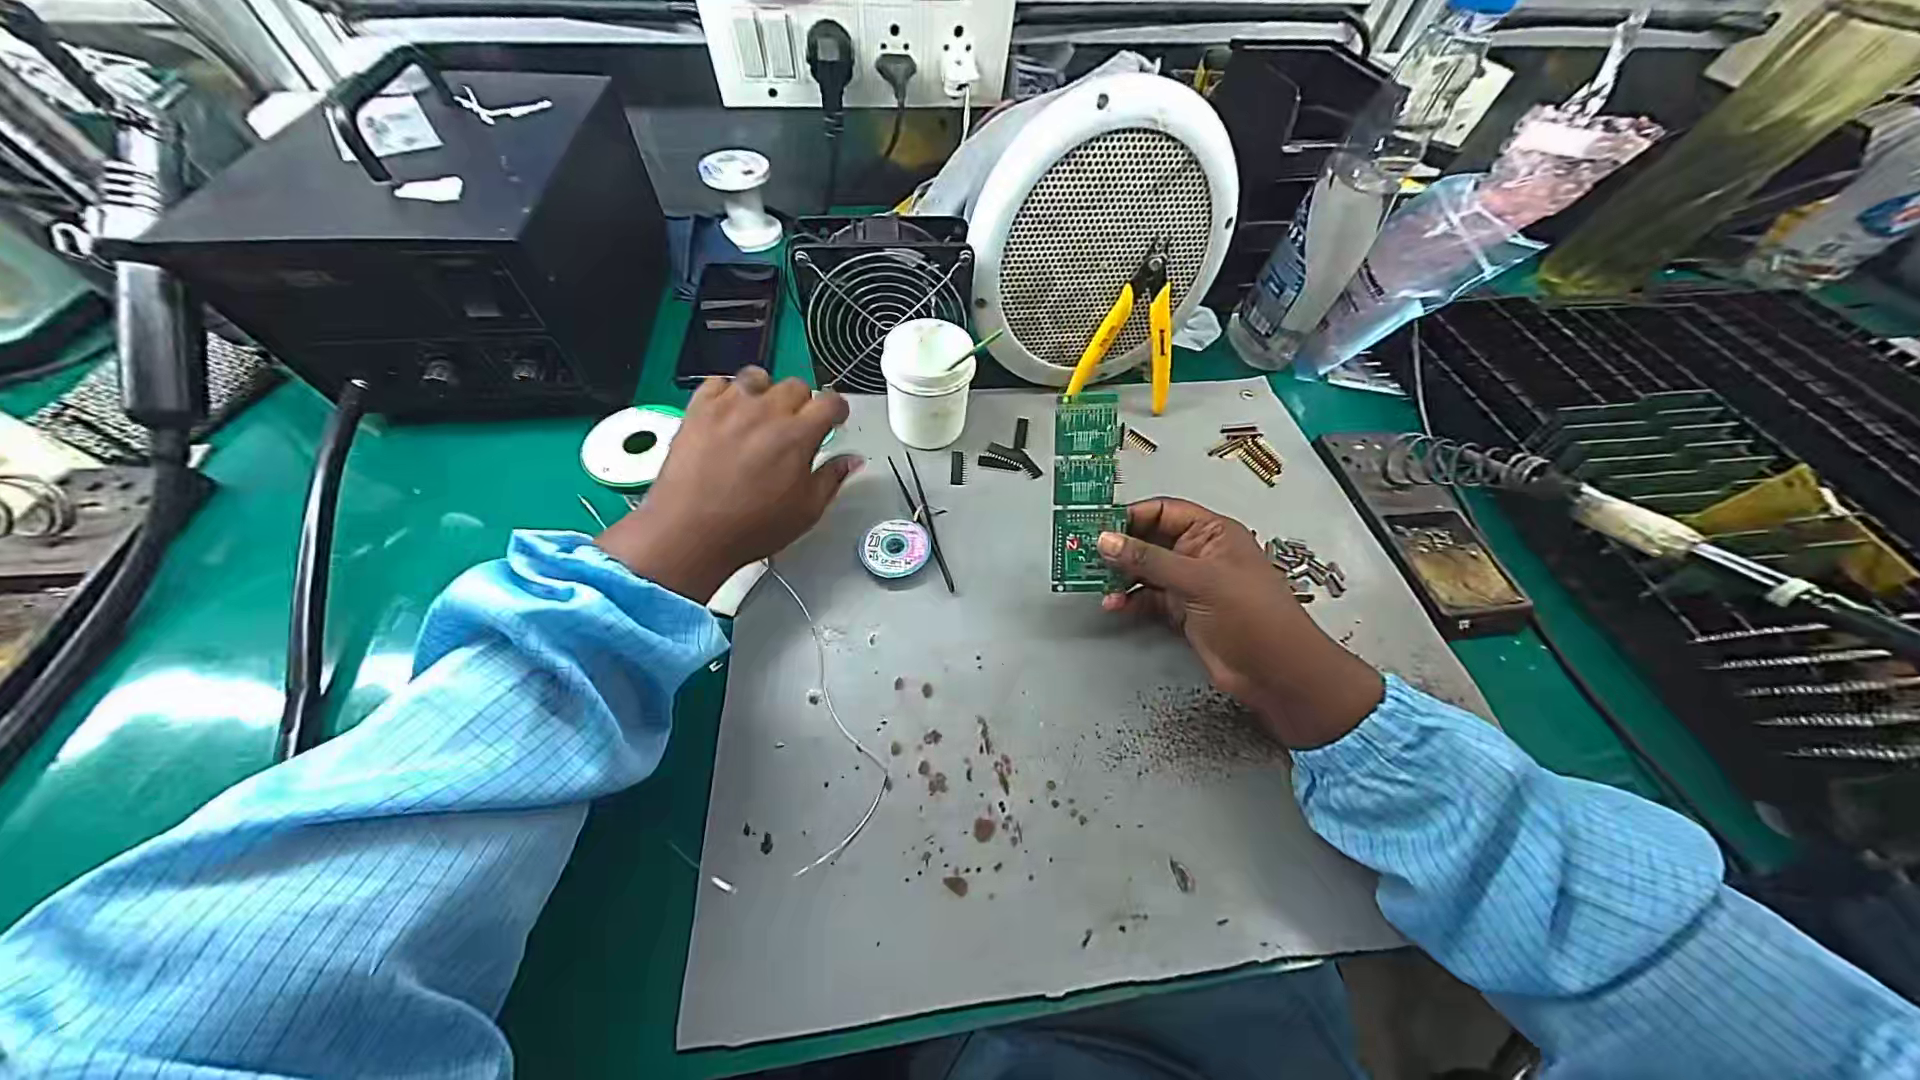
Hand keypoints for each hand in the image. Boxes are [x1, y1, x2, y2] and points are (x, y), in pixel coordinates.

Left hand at [596, 367, 860, 600]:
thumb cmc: (747, 526)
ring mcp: (729, 407)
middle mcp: (765, 413)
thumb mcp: (806, 510)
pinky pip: (717, 383)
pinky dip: (727, 393)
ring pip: (757, 377)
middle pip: (795, 385)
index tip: (834, 418)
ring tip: (762, 415)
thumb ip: (832, 478)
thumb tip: (850, 461)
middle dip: (802, 403)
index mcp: (797, 435)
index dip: (837, 410)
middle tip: (796, 425)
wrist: (690, 531)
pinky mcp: (698, 410)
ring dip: (766, 392)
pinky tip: (729, 414)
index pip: (830, 401)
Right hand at [1098, 497, 1382, 747]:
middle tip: (1084, 552)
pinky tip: (1113, 604)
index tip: (1096, 524)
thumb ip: (1149, 559)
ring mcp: (1190, 583)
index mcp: (1212, 532)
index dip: (1130, 516)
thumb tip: (1107, 540)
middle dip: (1118, 546)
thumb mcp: (1199, 580)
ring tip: (1092, 579)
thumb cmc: (1253, 616)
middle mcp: (1199, 553)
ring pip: (1144, 570)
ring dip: (1120, 575)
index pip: (1163, 512)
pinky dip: (1129, 599)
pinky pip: (1147, 598)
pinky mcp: (1182, 611)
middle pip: (1149, 540)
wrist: (1277, 673)